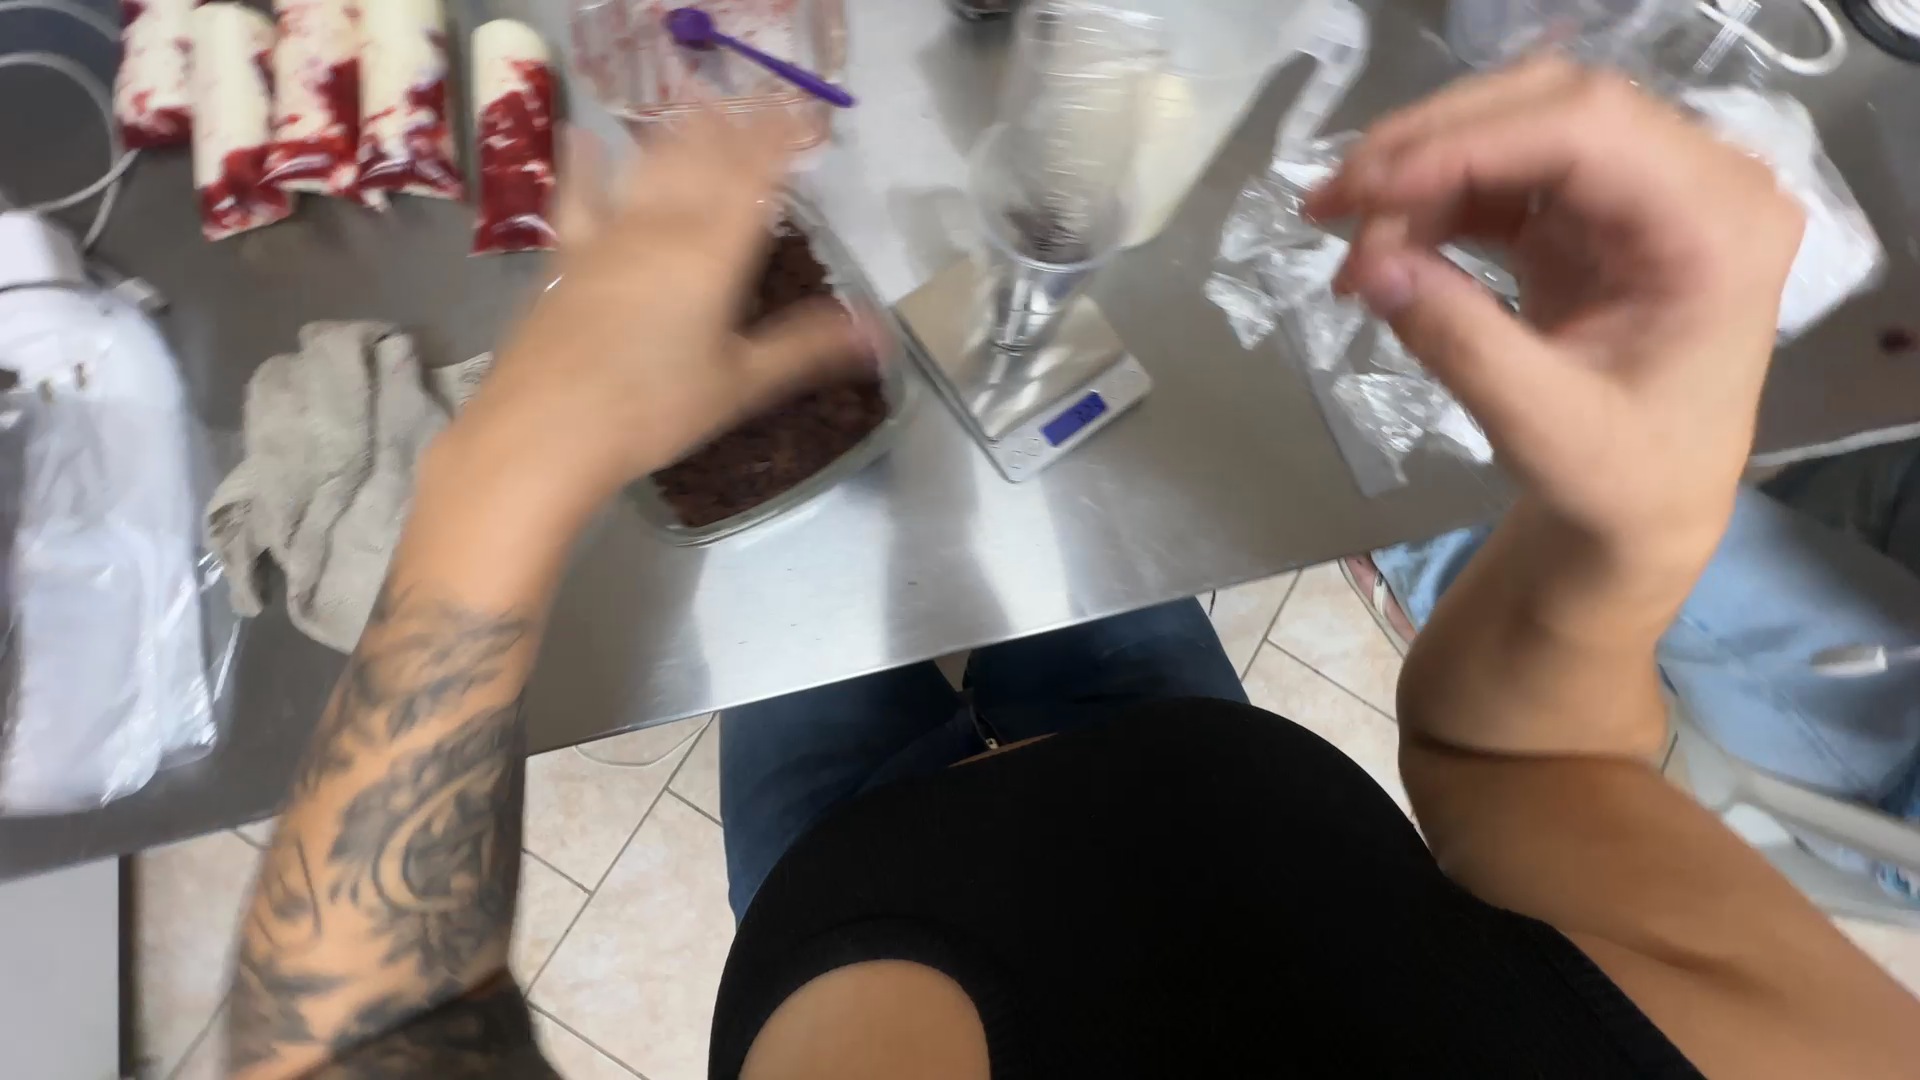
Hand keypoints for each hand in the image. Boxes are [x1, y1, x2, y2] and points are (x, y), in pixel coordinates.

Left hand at [442, 114, 871, 524]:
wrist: (548, 429)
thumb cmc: (658, 409)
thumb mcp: (744, 384)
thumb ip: (808, 348)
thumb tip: (879, 334)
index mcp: (712, 255)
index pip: (755, 177)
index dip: (783, 139)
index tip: (806, 117)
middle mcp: (661, 228)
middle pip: (703, 159)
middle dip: (738, 127)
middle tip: (762, 108)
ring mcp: (609, 236)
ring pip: (649, 166)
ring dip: (681, 134)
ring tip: (703, 111)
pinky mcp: (570, 255)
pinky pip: (581, 195)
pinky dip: (588, 164)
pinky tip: (586, 139)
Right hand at [1307, 58, 1803, 578]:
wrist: (1639, 502)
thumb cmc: (1616, 474)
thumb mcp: (1538, 421)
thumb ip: (1457, 340)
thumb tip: (1368, 271)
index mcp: (1712, 225)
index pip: (1584, 132)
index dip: (1461, 147)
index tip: (1361, 198)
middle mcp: (1685, 184)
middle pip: (1545, 107)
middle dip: (1424, 145)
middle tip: (1329, 202)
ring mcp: (1631, 197)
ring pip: (1511, 134)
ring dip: (1415, 175)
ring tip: (1343, 238)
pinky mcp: (1582, 222)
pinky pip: (1494, 183)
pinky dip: (1425, 208)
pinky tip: (1380, 251)